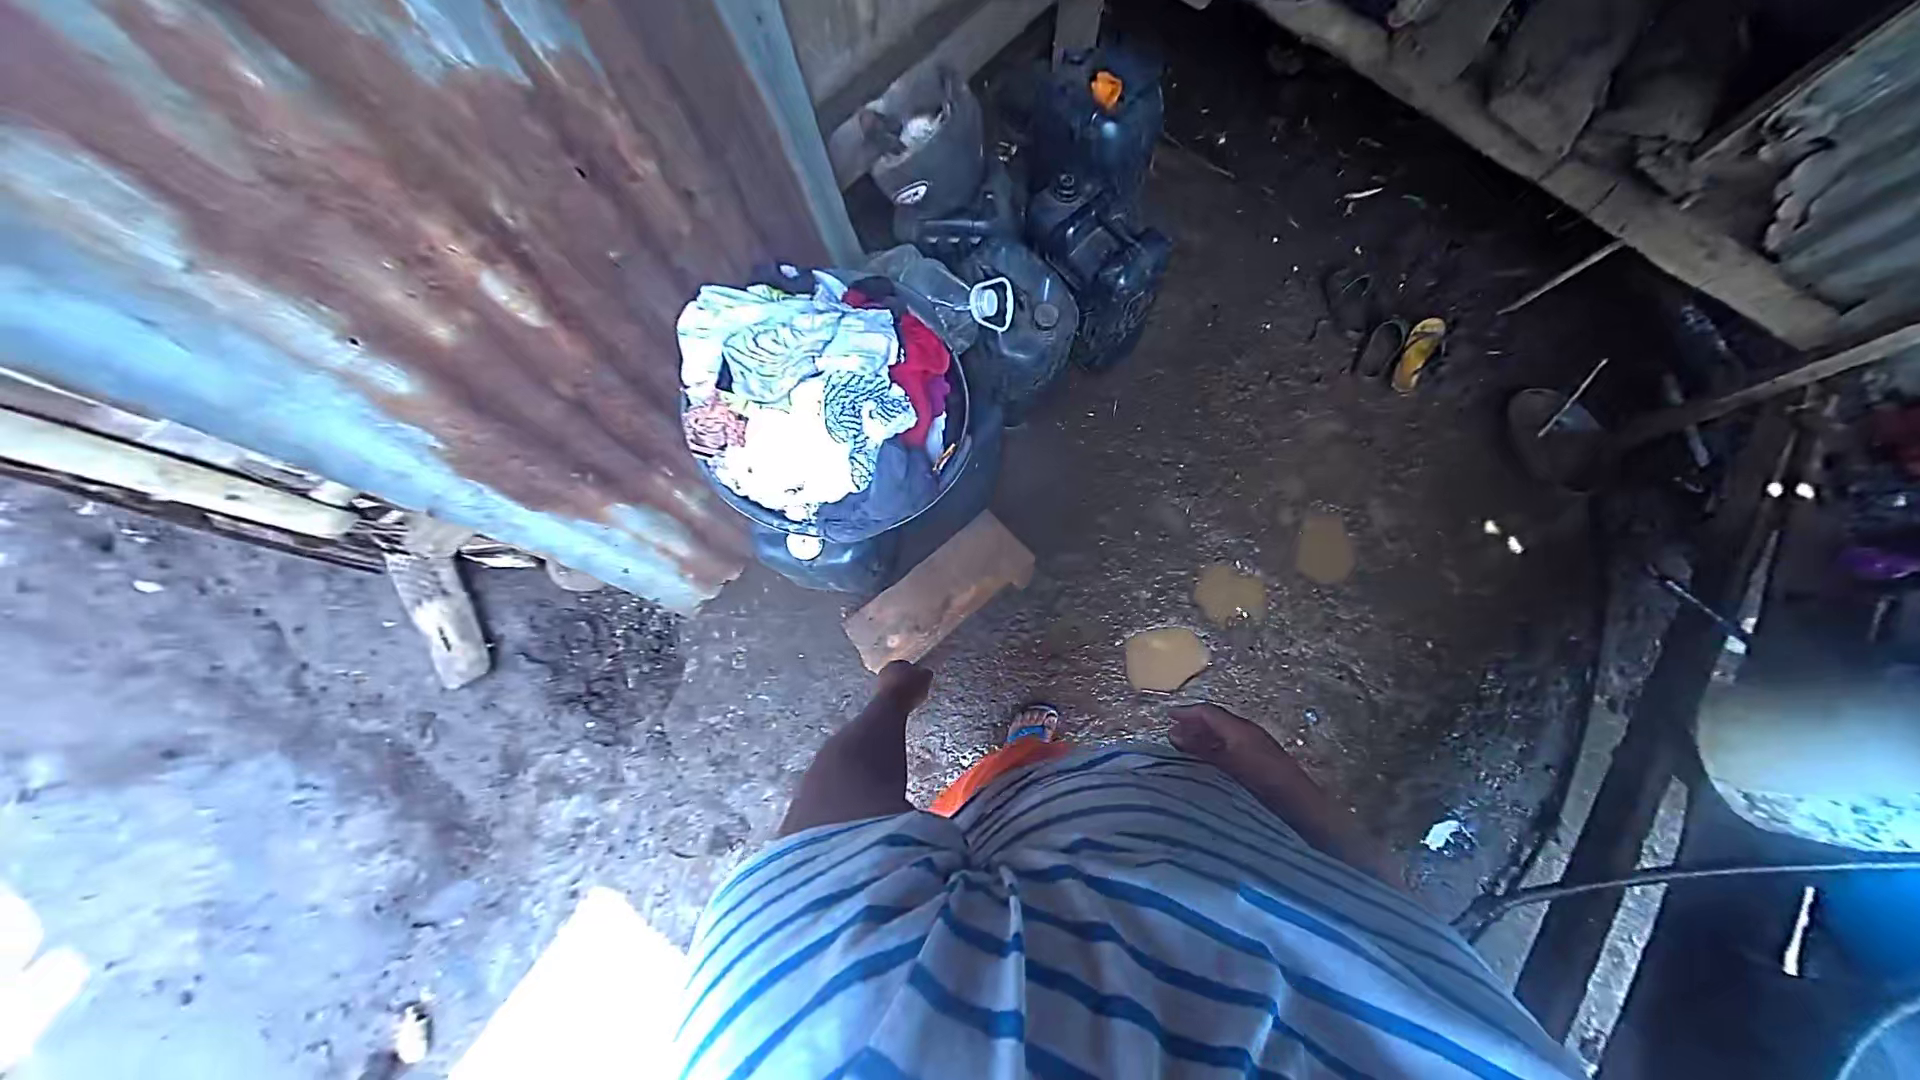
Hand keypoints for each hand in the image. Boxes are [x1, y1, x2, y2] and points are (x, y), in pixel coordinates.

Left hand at [874, 660, 932, 710]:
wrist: (890, 706)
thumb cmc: (908, 689)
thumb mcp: (925, 678)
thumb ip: (926, 673)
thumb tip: (926, 673)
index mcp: (896, 662)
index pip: (907, 665)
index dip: (915, 673)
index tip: (921, 681)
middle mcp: (884, 671)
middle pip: (899, 676)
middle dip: (906, 682)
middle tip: (916, 690)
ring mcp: (878, 685)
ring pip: (893, 686)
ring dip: (900, 691)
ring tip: (910, 700)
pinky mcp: (876, 698)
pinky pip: (889, 697)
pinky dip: (895, 700)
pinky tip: (902, 705)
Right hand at [1169, 702, 1294, 780]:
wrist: (1300, 806)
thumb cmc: (1263, 778)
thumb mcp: (1228, 761)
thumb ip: (1201, 747)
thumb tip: (1174, 734)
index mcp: (1239, 728)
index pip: (1208, 712)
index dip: (1186, 712)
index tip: (1167, 716)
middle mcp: (1246, 732)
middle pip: (1215, 721)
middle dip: (1192, 723)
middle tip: (1172, 732)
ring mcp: (1252, 747)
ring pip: (1221, 734)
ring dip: (1201, 736)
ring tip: (1183, 746)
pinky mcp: (1256, 762)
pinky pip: (1227, 747)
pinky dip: (1211, 748)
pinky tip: (1205, 760)